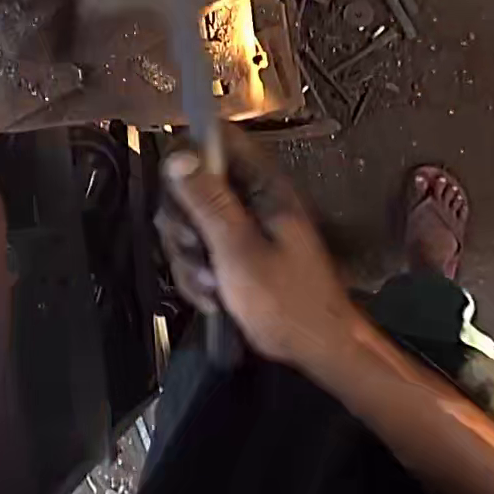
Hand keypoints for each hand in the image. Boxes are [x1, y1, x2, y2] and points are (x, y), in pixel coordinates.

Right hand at [159, 128, 358, 367]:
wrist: (319, 353)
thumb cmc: (288, 302)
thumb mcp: (239, 250)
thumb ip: (207, 201)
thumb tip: (177, 156)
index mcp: (261, 185)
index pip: (216, 140)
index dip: (186, 155)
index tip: (173, 192)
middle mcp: (250, 197)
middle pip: (191, 183)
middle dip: (181, 222)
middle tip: (192, 251)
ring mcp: (241, 224)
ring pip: (188, 220)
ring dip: (187, 256)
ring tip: (207, 286)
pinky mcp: (233, 249)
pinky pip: (196, 248)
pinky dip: (195, 272)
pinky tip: (210, 296)